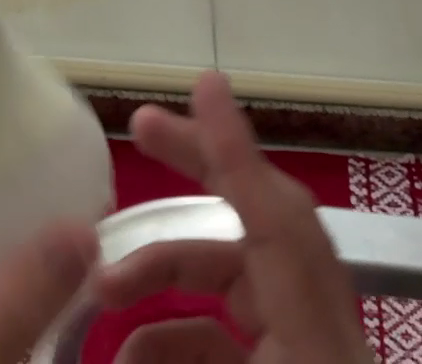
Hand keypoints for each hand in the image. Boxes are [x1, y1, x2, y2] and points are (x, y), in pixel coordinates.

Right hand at [93, 73, 376, 363]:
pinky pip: (229, 326)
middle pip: (260, 217)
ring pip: (231, 274)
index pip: (279, 224)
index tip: (206, 85)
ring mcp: (306, 344)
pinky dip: (177, 329)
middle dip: (198, 166)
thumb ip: (173, 346)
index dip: (236, 151)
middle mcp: (321, 329)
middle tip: (141, 125)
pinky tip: (129, 355)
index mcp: (319, 341)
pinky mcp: (288, 359)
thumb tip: (101, 303)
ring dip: (160, 274)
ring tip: (101, 292)